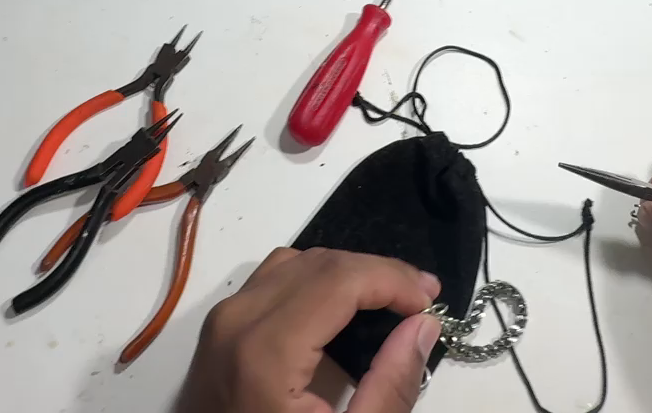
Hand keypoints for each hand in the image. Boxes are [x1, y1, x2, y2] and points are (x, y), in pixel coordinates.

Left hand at [178, 247, 442, 412]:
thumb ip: (389, 388)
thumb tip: (423, 325)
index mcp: (264, 352)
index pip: (340, 280)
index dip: (392, 279)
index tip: (432, 298)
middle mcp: (237, 320)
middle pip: (320, 263)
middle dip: (377, 272)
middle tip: (422, 297)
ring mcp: (223, 320)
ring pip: (297, 262)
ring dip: (347, 272)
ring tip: (390, 298)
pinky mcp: (219, 328)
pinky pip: (274, 278)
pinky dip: (316, 279)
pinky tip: (344, 305)